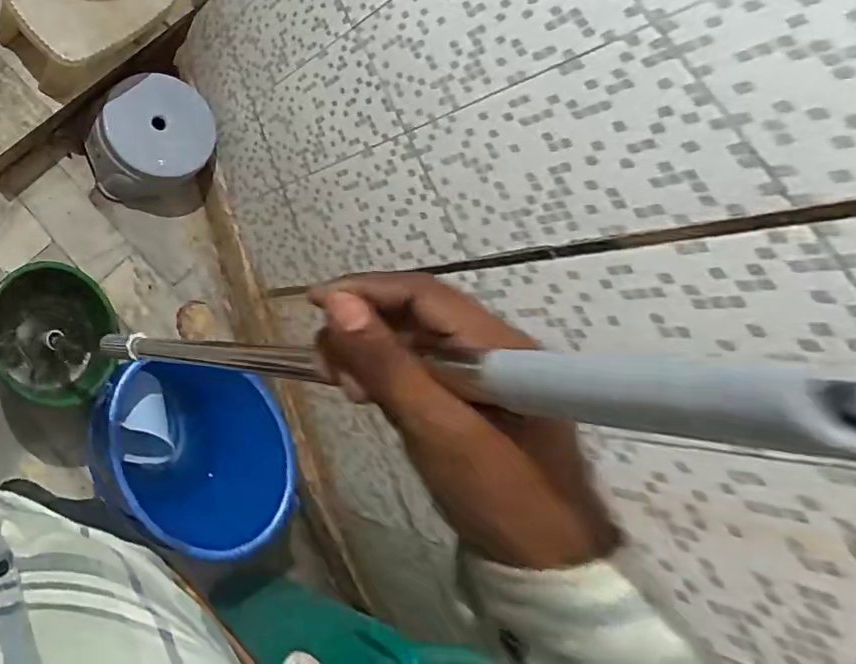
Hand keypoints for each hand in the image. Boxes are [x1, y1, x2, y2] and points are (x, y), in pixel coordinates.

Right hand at [308, 273, 618, 569]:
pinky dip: (375, 368)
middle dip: (359, 327)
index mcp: (499, 347)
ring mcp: (474, 369)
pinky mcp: (459, 390)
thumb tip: (336, 304)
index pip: (422, 293)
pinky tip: (362, 391)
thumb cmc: (497, 497)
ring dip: (362, 350)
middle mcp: (489, 346)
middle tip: (329, 366)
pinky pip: (405, 360)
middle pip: (408, 310)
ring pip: (400, 334)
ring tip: (345, 386)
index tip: (314, 302)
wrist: (541, 566)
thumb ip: (386, 363)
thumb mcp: (436, 428)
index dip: (365, 289)